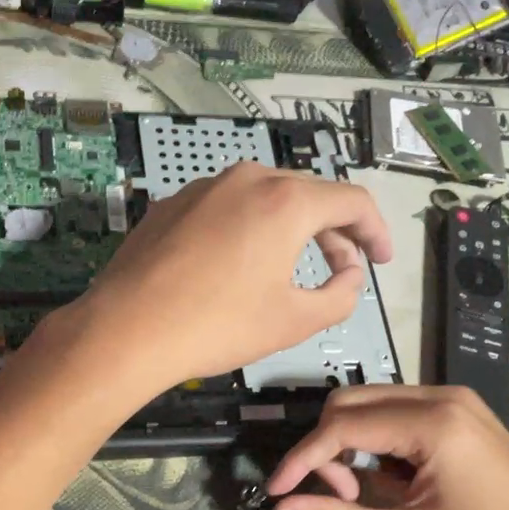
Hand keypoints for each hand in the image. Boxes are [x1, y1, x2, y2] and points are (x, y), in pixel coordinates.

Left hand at [57, 163, 391, 390]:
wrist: (127, 330)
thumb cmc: (217, 326)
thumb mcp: (292, 321)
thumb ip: (340, 296)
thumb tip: (350, 277)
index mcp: (285, 200)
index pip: (351, 200)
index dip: (376, 231)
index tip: (381, 261)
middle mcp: (246, 179)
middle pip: (307, 195)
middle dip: (333, 233)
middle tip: (342, 271)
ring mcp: (202, 188)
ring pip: (263, 199)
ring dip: (289, 230)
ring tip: (291, 269)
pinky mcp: (170, 206)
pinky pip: (225, 210)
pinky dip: (247, 231)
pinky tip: (238, 266)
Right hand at [267, 385, 508, 509]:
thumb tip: (281, 508)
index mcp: (433, 423)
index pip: (342, 426)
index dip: (301, 458)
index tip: (275, 490)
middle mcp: (442, 396)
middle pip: (350, 403)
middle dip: (326, 448)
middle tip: (338, 497)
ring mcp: (455, 399)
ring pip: (371, 403)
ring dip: (349, 443)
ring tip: (361, 493)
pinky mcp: (461, 411)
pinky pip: (397, 410)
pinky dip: (375, 439)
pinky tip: (387, 479)